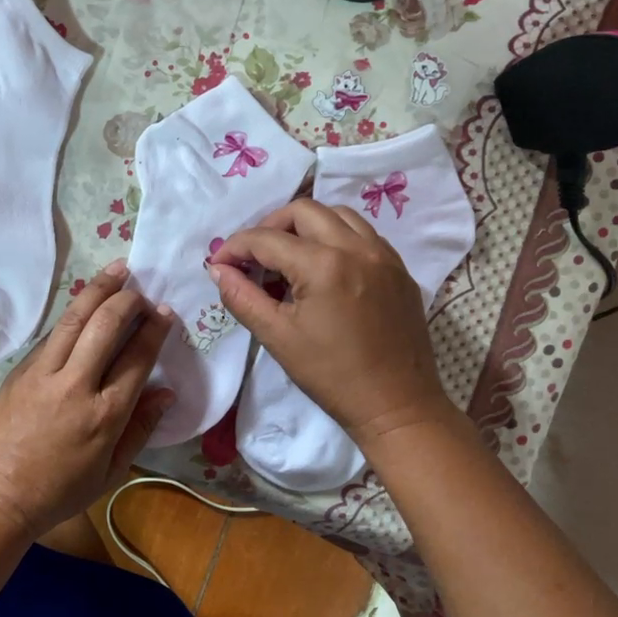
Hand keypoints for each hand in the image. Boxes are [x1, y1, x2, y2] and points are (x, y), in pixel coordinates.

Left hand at [0, 261, 176, 539]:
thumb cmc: (60, 492)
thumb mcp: (112, 472)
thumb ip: (141, 428)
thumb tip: (166, 392)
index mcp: (105, 415)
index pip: (137, 358)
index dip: (154, 330)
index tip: (166, 312)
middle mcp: (75, 386)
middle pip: (105, 327)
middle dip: (128, 301)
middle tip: (142, 291)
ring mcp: (43, 374)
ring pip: (74, 320)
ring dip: (97, 291)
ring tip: (116, 270)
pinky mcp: (20, 371)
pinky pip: (51, 336)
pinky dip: (71, 315)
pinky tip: (84, 305)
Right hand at [207, 199, 454, 448]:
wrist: (397, 406)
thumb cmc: (331, 375)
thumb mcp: (276, 337)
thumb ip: (241, 296)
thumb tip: (218, 270)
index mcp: (323, 265)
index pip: (266, 239)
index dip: (234, 248)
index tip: (219, 265)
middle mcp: (356, 248)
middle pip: (303, 210)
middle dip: (269, 226)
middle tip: (253, 256)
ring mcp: (383, 256)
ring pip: (337, 214)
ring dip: (305, 225)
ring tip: (288, 255)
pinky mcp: (399, 270)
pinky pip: (362, 234)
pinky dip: (335, 237)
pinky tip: (322, 267)